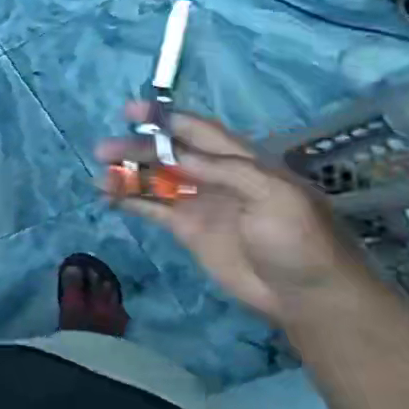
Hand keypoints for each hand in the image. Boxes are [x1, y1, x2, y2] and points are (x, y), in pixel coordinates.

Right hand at [97, 103, 367, 326]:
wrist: (308, 296)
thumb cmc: (299, 240)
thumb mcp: (273, 195)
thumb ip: (224, 170)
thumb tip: (174, 152)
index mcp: (240, 161)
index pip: (197, 131)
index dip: (165, 119)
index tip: (131, 111)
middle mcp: (215, 176)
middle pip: (167, 154)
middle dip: (135, 148)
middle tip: (102, 150)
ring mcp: (199, 203)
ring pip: (155, 180)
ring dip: (127, 174)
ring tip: (99, 176)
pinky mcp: (187, 230)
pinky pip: (152, 208)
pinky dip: (129, 200)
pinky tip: (107, 196)